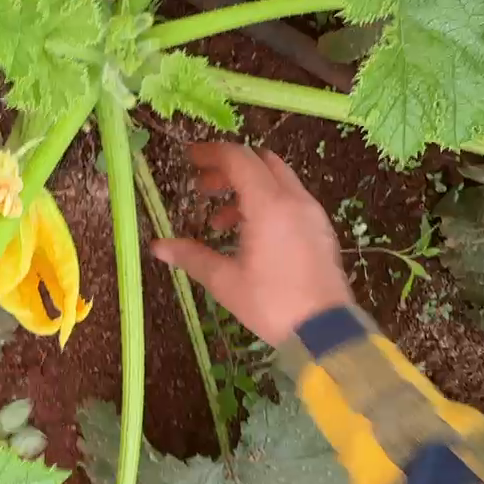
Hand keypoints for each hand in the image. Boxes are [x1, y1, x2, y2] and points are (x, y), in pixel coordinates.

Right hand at [150, 142, 353, 345]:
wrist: (325, 330)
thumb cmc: (272, 303)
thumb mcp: (225, 281)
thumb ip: (192, 256)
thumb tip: (158, 246)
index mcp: (268, 205)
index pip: (238, 159)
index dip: (211, 153)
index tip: (189, 159)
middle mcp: (294, 199)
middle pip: (260, 163)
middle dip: (229, 169)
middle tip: (204, 189)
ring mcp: (312, 213)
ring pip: (278, 181)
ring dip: (247, 189)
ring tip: (221, 222)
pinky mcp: (321, 230)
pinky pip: (291, 200)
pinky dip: (268, 203)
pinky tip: (251, 235)